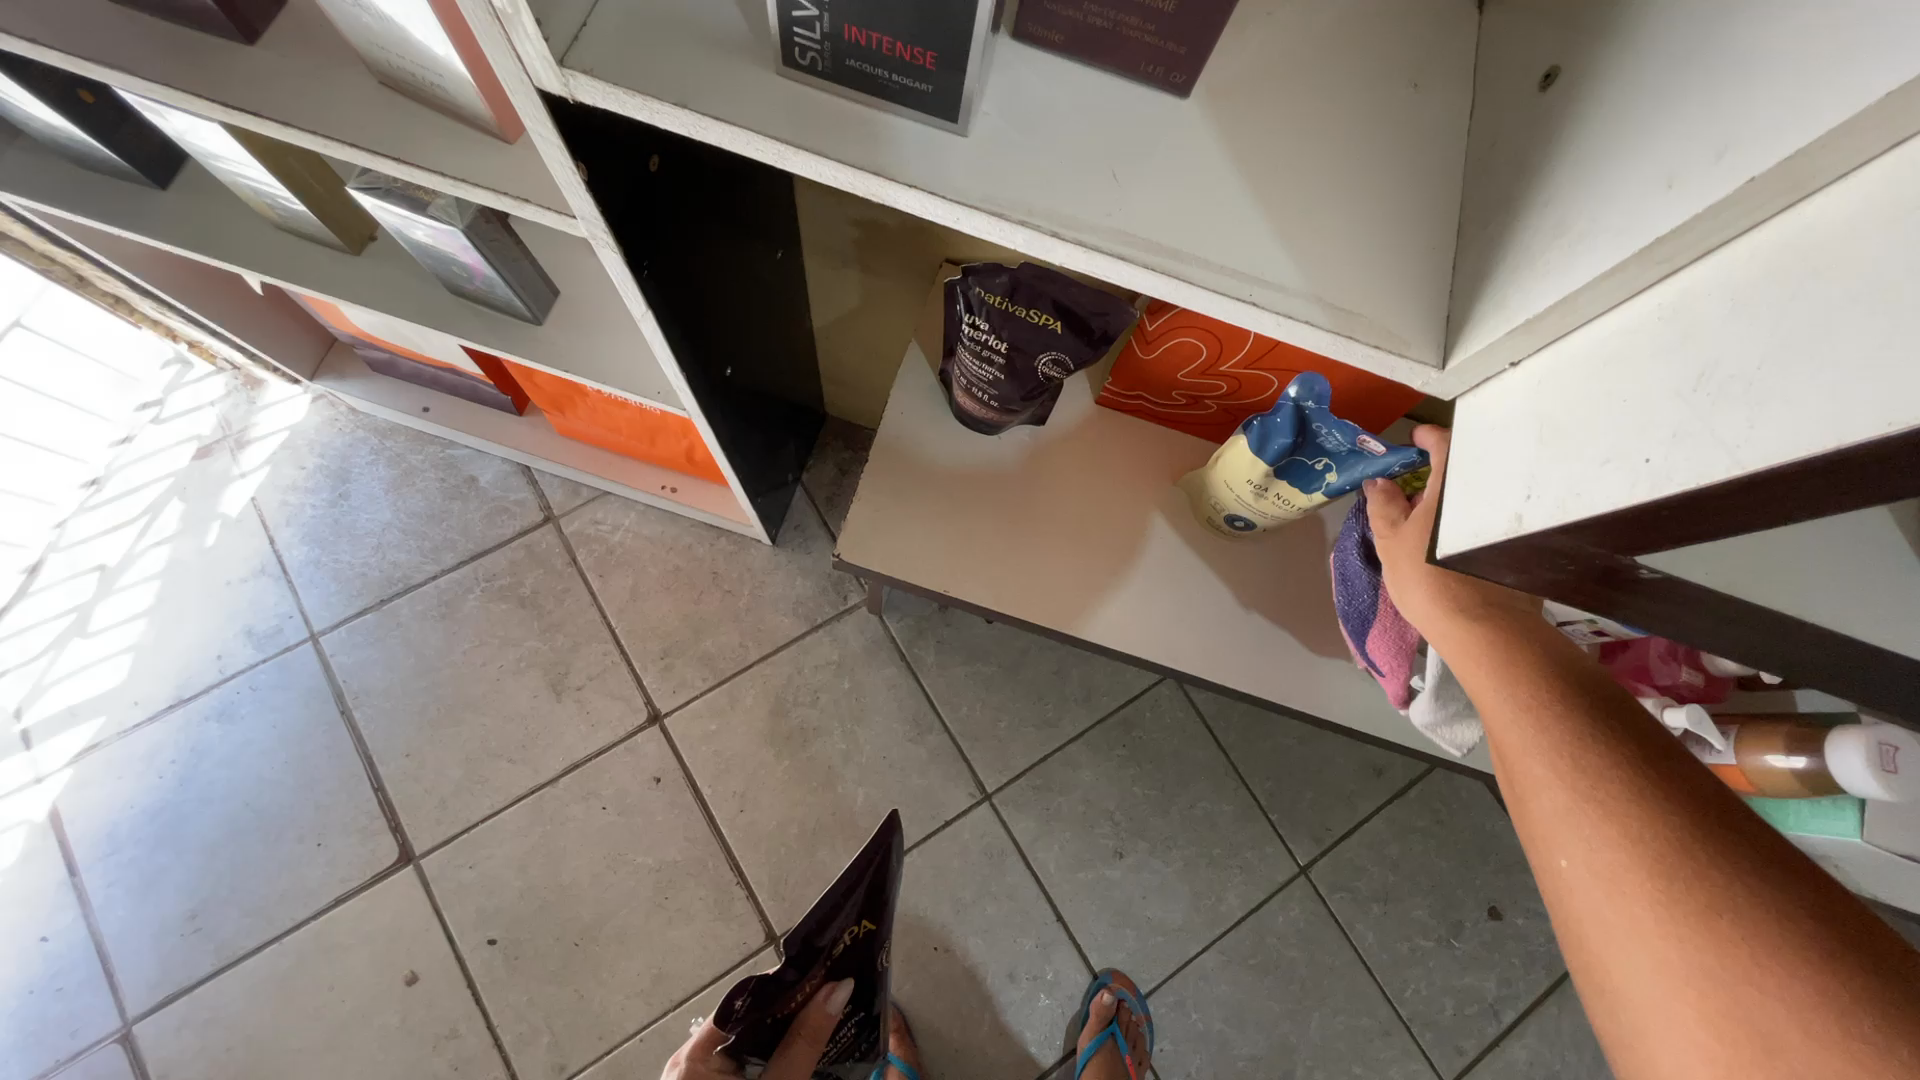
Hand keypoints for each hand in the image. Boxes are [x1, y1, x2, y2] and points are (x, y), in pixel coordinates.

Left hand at [661, 979, 854, 1079]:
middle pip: (751, 1020)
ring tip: (832, 1008)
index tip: (828, 966)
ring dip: (791, 1030)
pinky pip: (751, 1066)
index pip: (746, 1000)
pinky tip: (810, 1049)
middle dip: (795, 1006)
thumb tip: (839, 985)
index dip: (788, 982)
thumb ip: (804, 1044)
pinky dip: (780, 1056)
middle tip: (838, 987)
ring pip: (754, 1043)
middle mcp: (693, 1063)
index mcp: (694, 1057)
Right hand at [1362, 425, 1537, 643]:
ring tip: (1433, 512)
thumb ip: (1383, 505)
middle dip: (1441, 470)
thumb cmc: (1426, 577)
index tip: (1415, 439)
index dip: (1428, 438)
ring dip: (1457, 498)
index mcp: (1454, 485)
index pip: (1445, 444)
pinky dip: (1472, 520)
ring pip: (1479, 497)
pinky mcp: (1518, 544)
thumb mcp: (1391, 540)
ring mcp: (1506, 519)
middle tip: (1418, 480)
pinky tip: (1456, 540)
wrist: (1479, 625)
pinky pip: (1492, 519)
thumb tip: (1379, 482)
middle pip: (1466, 470)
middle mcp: (1487, 494)